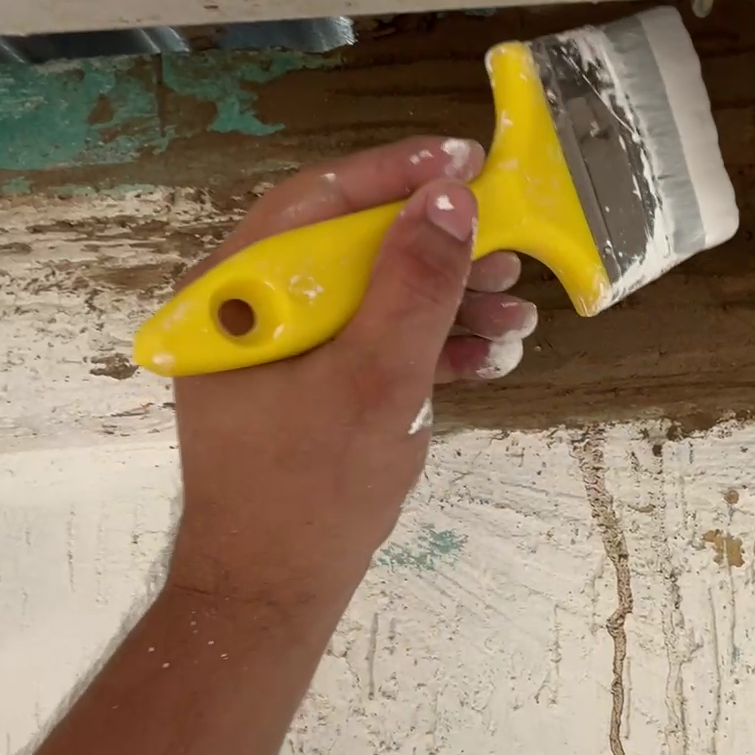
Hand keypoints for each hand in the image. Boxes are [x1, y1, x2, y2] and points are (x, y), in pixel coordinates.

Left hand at [163, 136, 536, 615]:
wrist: (275, 591)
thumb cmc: (314, 491)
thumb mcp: (377, 382)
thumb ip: (414, 286)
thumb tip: (452, 198)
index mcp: (239, 292)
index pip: (320, 202)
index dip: (399, 176)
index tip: (468, 163)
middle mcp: (255, 311)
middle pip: (354, 252)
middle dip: (439, 255)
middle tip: (508, 259)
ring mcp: (284, 355)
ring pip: (371, 304)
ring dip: (445, 308)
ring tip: (515, 320)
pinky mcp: (311, 391)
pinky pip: (371, 351)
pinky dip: (426, 352)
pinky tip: (483, 360)